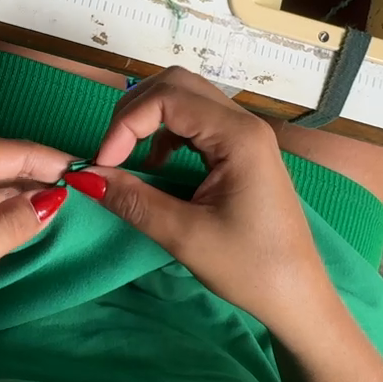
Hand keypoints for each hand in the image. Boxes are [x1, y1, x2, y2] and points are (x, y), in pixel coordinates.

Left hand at [0, 134, 72, 366]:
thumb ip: (7, 227)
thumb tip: (54, 199)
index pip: (12, 153)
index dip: (56, 163)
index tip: (96, 174)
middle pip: (2, 161)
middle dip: (43, 177)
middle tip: (91, 194)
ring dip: (23, 193)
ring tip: (71, 205)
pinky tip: (27, 218)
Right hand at [70, 67, 333, 332]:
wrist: (298, 297)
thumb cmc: (250, 268)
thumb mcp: (184, 236)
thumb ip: (132, 199)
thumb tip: (84, 176)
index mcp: (238, 137)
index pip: (167, 97)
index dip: (126, 123)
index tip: (103, 164)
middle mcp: (243, 124)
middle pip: (176, 84)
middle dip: (133, 110)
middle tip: (110, 153)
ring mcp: (244, 135)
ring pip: (184, 98)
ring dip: (147, 119)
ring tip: (125, 156)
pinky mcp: (240, 150)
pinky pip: (194, 121)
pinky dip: (164, 132)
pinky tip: (155, 165)